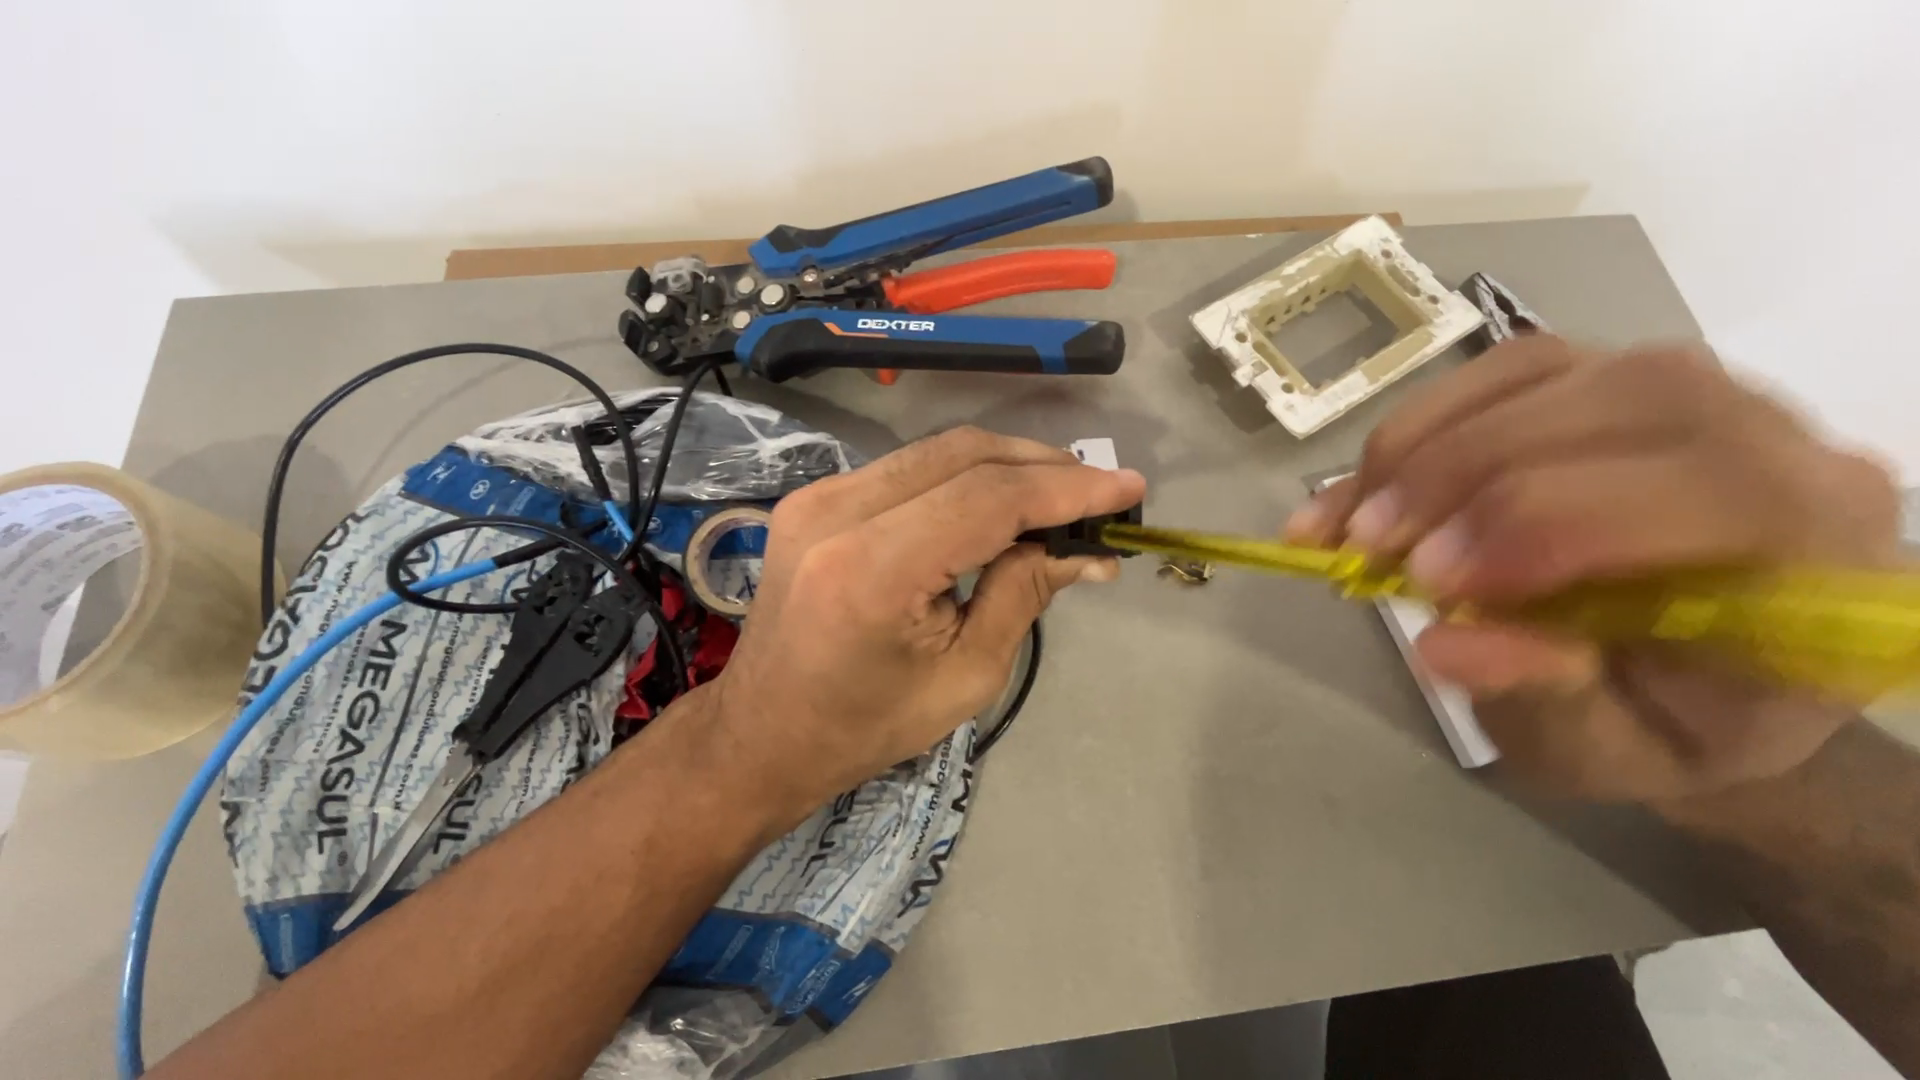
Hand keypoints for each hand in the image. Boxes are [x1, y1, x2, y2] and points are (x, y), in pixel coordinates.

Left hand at [686, 426, 1144, 822]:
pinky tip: (998, 502)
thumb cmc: (867, 725)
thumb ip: (1023, 594)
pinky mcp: (813, 498)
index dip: (1068, 489)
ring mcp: (816, 497)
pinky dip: (963, 476)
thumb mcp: (965, 676)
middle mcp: (837, 512)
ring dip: (1006, 465)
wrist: (765, 732)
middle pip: (964, 455)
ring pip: (936, 451)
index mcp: (871, 569)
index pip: (990, 499)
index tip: (1128, 488)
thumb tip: (1086, 550)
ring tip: (1060, 496)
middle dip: (1043, 466)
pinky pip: (907, 468)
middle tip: (1099, 493)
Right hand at [1287, 337, 1903, 800]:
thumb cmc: (1666, 727)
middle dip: (1467, 469)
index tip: (1422, 582)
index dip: (1549, 521)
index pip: (1711, 490)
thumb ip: (1549, 705)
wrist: (1690, 676)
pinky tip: (1365, 485)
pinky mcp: (1603, 382)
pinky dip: (1418, 422)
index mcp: (1819, 553)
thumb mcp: (1614, 755)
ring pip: (1548, 369)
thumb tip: (1445, 645)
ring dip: (1425, 441)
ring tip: (1352, 522)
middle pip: (1625, 397)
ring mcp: (1686, 394)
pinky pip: (1505, 368)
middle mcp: (1777, 444)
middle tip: (1368, 544)